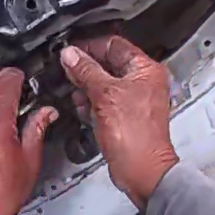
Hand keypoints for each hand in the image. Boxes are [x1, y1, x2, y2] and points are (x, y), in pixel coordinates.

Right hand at [59, 36, 178, 207]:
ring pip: (104, 84)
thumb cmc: (135, 136)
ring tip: (75, 93)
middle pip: (108, 64)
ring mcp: (134, 101)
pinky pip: (104, 103)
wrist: (141, 169)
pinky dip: (91, 103)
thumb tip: (71, 55)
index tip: (70, 52)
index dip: (90, 46)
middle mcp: (143, 83)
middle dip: (86, 69)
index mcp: (146, 70)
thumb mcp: (104, 94)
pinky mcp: (124, 118)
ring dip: (86, 87)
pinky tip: (82, 108)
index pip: (114, 45)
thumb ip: (86, 71)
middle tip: (68, 72)